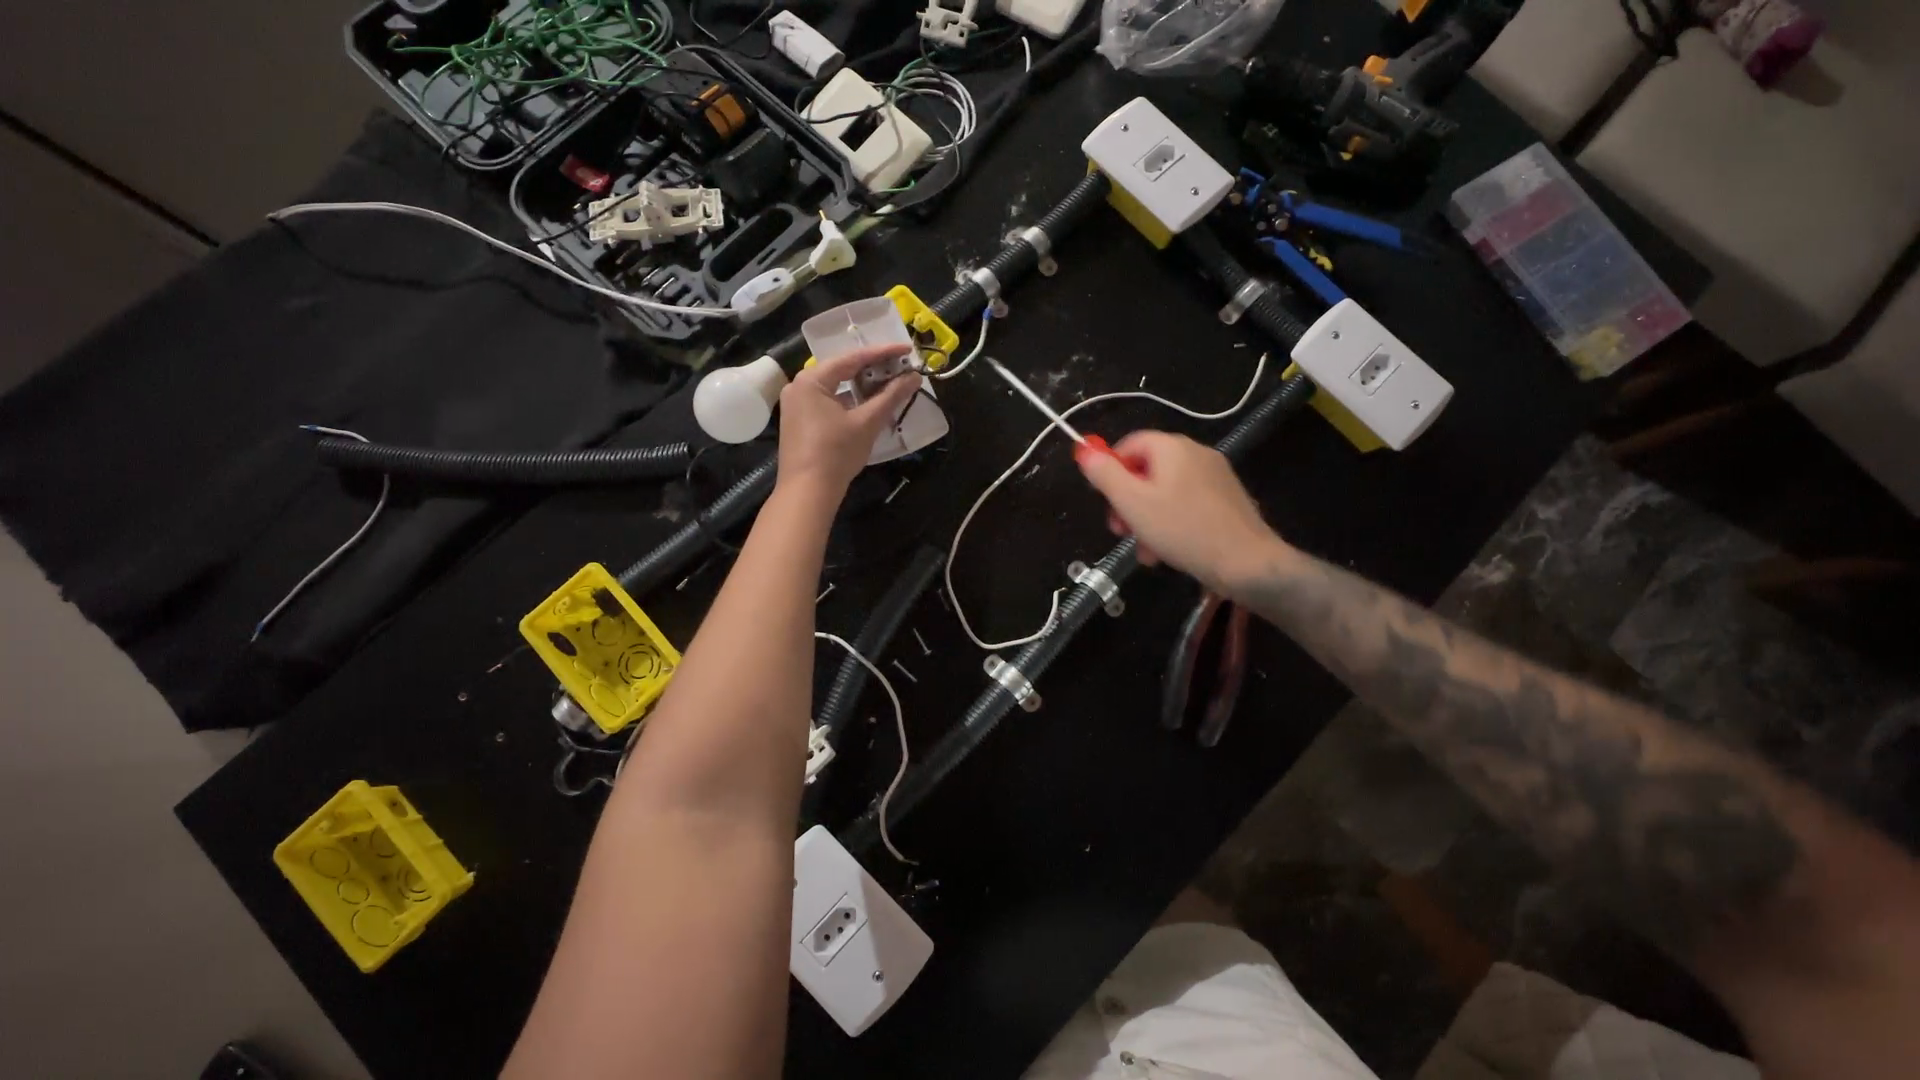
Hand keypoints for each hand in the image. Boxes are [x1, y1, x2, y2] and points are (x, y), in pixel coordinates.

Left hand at [776, 344, 919, 494]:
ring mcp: (796, 405)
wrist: (807, 493)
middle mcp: (799, 386)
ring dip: (863, 386)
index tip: (906, 350)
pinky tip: (870, 405)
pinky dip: (850, 401)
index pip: (852, 358)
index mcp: (811, 380)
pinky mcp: (800, 422)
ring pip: (836, 388)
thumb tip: (914, 377)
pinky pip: (829, 402)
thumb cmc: (836, 453)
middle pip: (842, 370)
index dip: (882, 353)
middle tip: (901, 366)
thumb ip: (891, 396)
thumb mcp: (867, 422)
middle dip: (873, 369)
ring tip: (890, 384)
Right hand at [1076, 431, 1287, 591]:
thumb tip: (1085, 450)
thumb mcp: (1132, 503)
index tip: (1105, 501)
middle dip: (1128, 501)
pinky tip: (1167, 551)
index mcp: (1172, 447)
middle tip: (1120, 531)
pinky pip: (1187, 504)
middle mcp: (1196, 453)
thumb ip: (1105, 475)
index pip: (1129, 444)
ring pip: (1166, 491)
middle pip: (1147, 469)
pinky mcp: (1226, 499)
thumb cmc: (1183, 530)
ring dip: (1147, 518)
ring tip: (1145, 550)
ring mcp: (1215, 476)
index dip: (1110, 470)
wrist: (1246, 562)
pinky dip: (1171, 523)